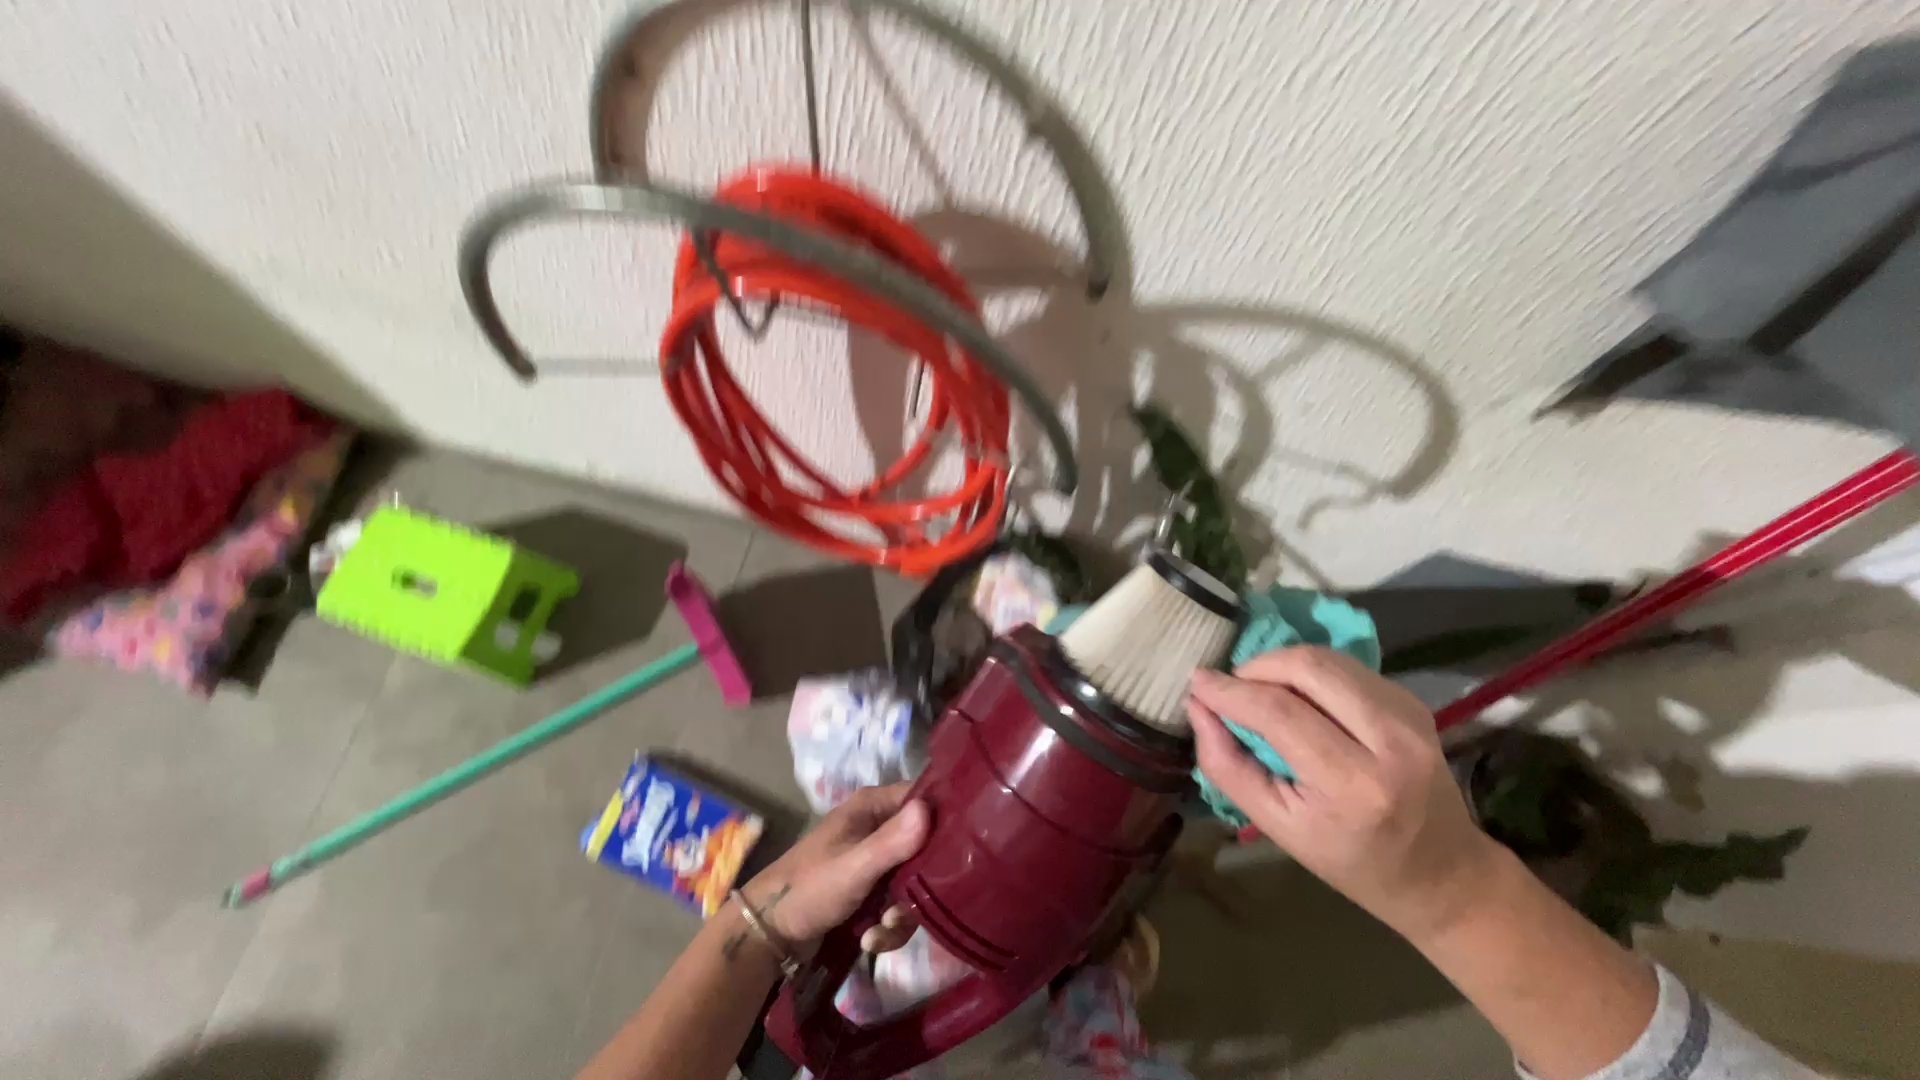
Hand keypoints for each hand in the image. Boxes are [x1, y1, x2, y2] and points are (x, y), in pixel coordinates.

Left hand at [740, 783, 929, 950]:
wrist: (769, 934)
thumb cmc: (808, 888)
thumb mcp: (853, 867)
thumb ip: (891, 843)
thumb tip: (929, 810)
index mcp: (872, 806)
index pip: (924, 798)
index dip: (945, 820)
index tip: (964, 849)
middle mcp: (878, 827)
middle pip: (925, 846)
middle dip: (921, 884)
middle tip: (905, 907)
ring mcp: (876, 861)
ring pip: (915, 881)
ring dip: (903, 912)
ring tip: (881, 930)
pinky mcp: (873, 891)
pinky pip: (900, 903)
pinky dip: (890, 926)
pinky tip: (871, 939)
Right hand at [1187, 647, 1502, 937]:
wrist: (1441, 872)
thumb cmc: (1350, 860)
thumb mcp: (1277, 828)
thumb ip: (1228, 767)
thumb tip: (1198, 708)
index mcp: (1353, 784)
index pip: (1279, 713)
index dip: (1229, 691)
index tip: (1196, 682)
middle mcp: (1389, 740)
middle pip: (1308, 668)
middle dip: (1255, 666)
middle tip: (1230, 687)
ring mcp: (1408, 715)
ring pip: (1327, 659)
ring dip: (1280, 664)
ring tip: (1258, 690)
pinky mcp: (1412, 701)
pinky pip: (1346, 668)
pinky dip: (1309, 673)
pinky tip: (1297, 697)